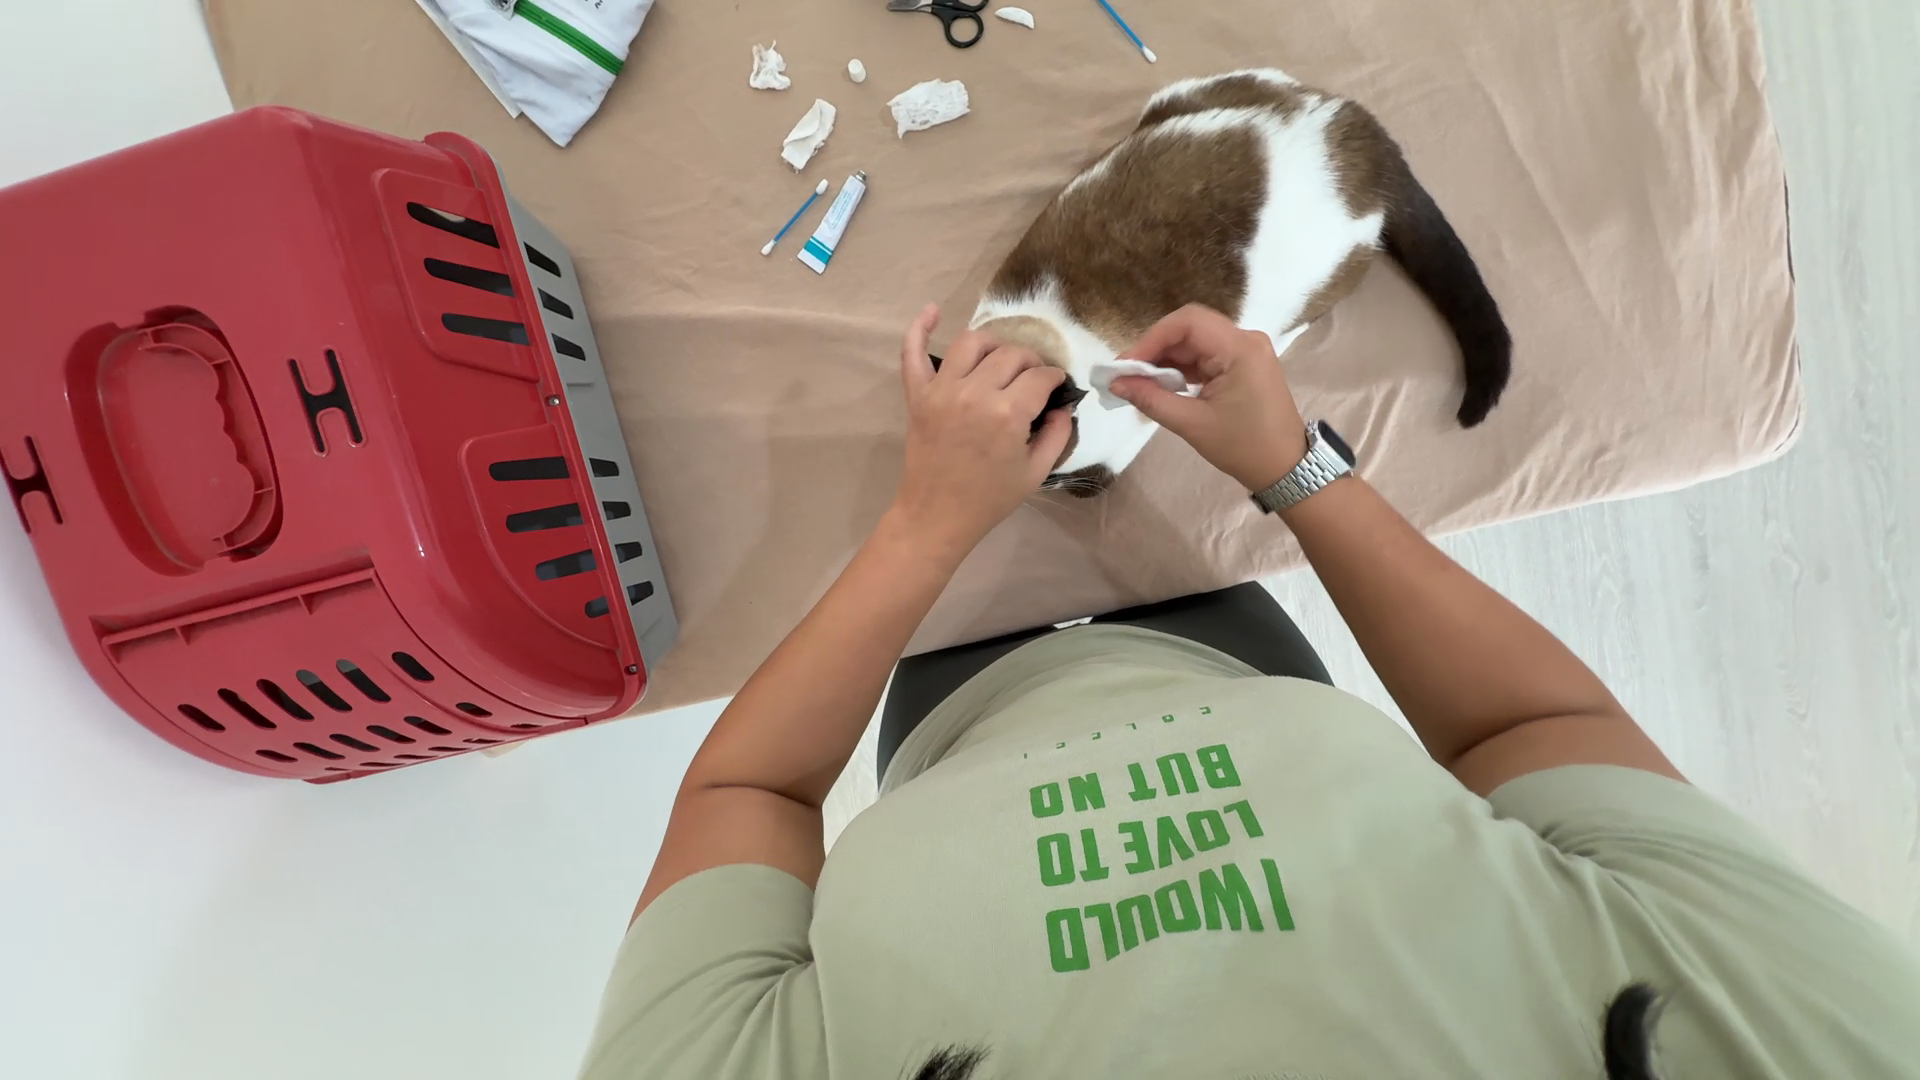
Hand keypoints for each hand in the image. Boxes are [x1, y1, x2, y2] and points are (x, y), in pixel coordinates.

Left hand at [889, 304, 1073, 555]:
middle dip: (1030, 363)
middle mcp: (975, 393)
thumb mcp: (1036, 472)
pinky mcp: (917, 395)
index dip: (1054, 379)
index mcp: (1008, 414)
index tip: (1056, 387)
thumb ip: (1057, 435)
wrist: (937, 516)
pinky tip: (932, 311)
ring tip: (1001, 359)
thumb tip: (1063, 407)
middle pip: (1011, 355)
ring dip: (993, 345)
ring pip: (971, 342)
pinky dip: (920, 328)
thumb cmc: (989, 499)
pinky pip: (913, 353)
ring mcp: (942, 391)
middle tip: (1033, 380)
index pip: (1040, 377)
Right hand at [1109, 304, 1308, 490]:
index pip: (1187, 322)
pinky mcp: (1241, 365)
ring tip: (1139, 384)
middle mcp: (1245, 340)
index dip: (1151, 338)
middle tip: (1127, 375)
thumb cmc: (1242, 447)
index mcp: (1239, 349)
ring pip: (1194, 342)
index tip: (1126, 365)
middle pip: (1189, 329)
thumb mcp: (1191, 424)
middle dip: (1155, 349)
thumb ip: (1151, 399)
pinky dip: (1180, 369)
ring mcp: (1245, 351)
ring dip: (1165, 360)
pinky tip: (1162, 386)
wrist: (1284, 466)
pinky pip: (1204, 356)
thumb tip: (1116, 384)